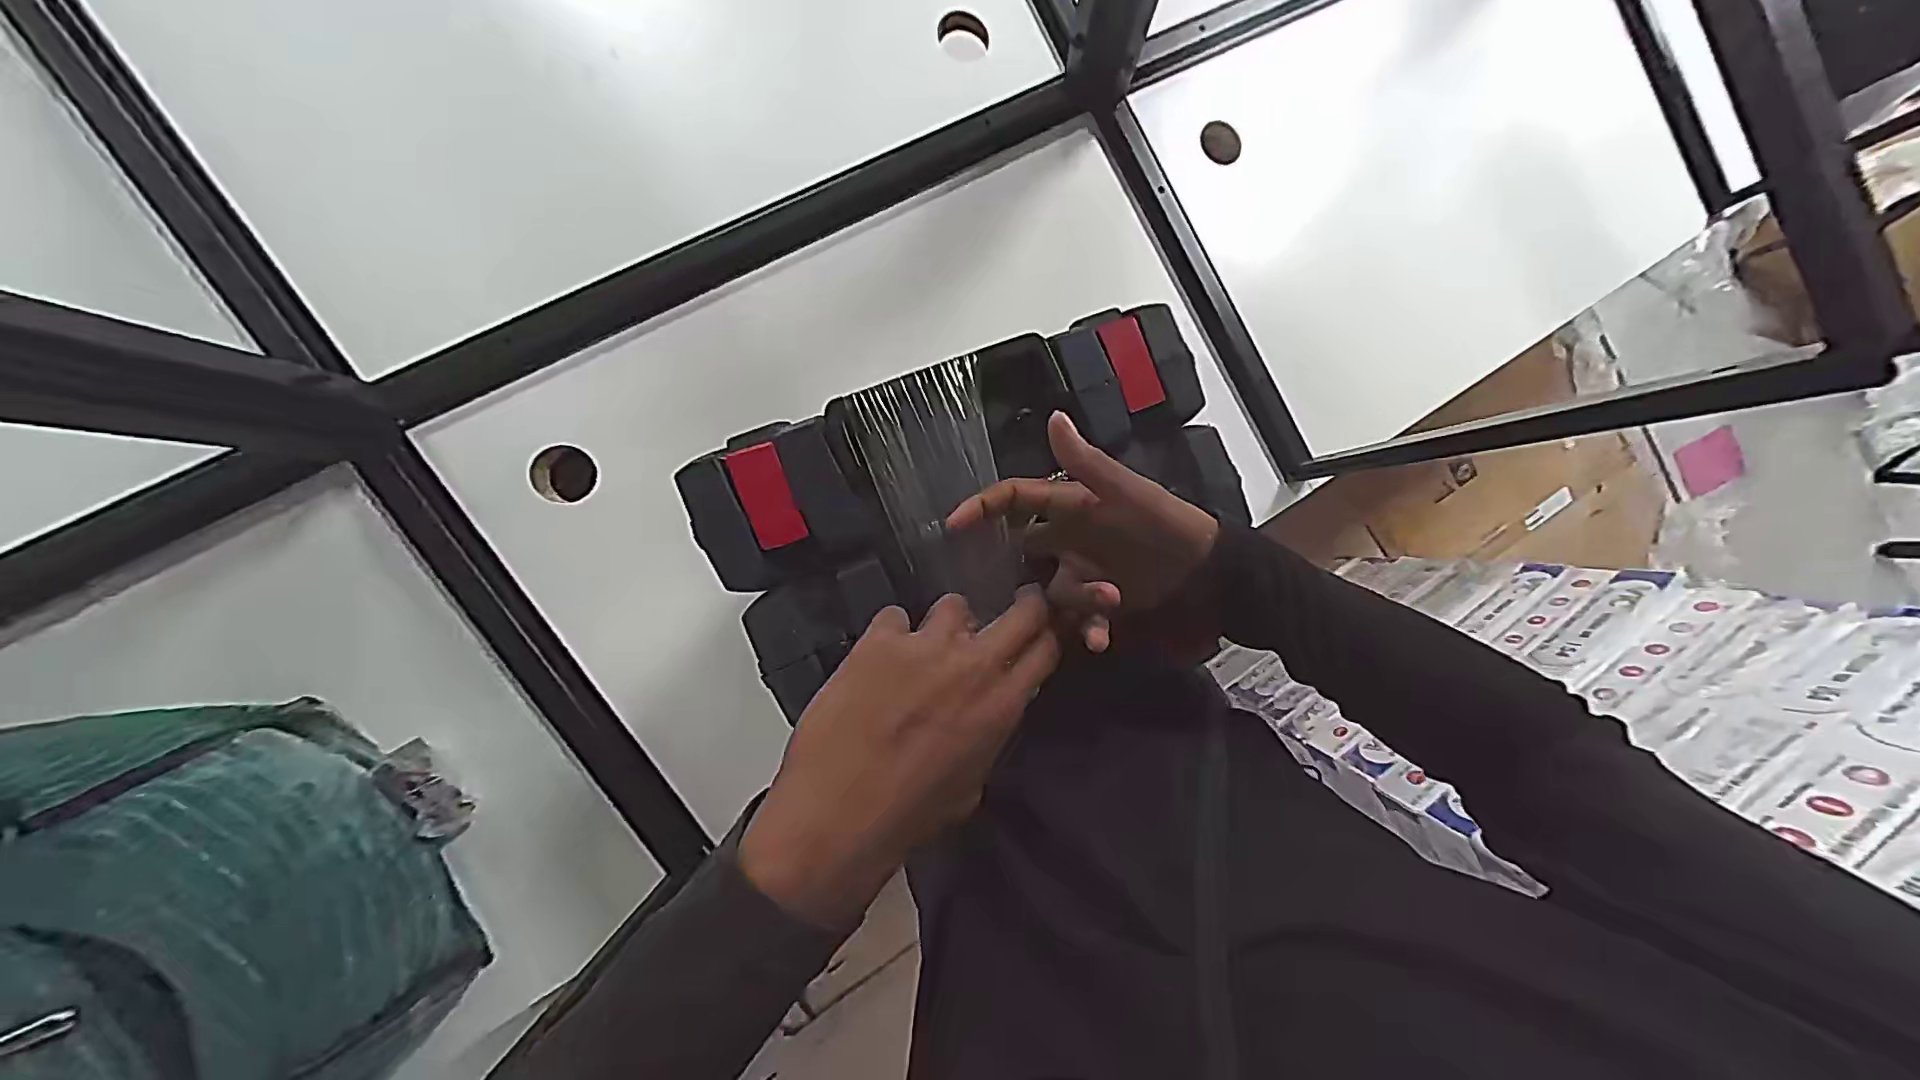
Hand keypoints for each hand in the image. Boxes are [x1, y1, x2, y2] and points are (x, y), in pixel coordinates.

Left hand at [740, 586, 1059, 927]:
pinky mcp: (878, 640)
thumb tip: (983, 716)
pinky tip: (877, 660)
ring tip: (923, 650)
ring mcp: (925, 647)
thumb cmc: (908, 813)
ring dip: (946, 626)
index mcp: (1001, 706)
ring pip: (954, 604)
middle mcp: (972, 666)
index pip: (1045, 647)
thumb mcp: (969, 783)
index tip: (1038, 630)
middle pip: (1023, 611)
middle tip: (1012, 611)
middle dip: (1025, 605)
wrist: (837, 813)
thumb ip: (986, 736)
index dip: (1045, 634)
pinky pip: (895, 616)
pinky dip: (891, 634)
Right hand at [946, 411, 1219, 654]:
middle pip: (1020, 552)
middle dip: (1011, 569)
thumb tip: (1054, 417)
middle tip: (1003, 590)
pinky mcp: (1095, 600)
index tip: (952, 525)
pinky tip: (1099, 639)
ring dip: (1071, 601)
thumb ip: (1087, 461)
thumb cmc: (1163, 522)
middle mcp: (1065, 538)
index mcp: (1067, 505)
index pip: (1014, 500)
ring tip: (1106, 601)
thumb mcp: (1126, 490)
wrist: (1207, 569)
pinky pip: (1075, 618)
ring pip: (1048, 592)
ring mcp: (1078, 571)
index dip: (981, 508)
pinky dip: (1084, 630)